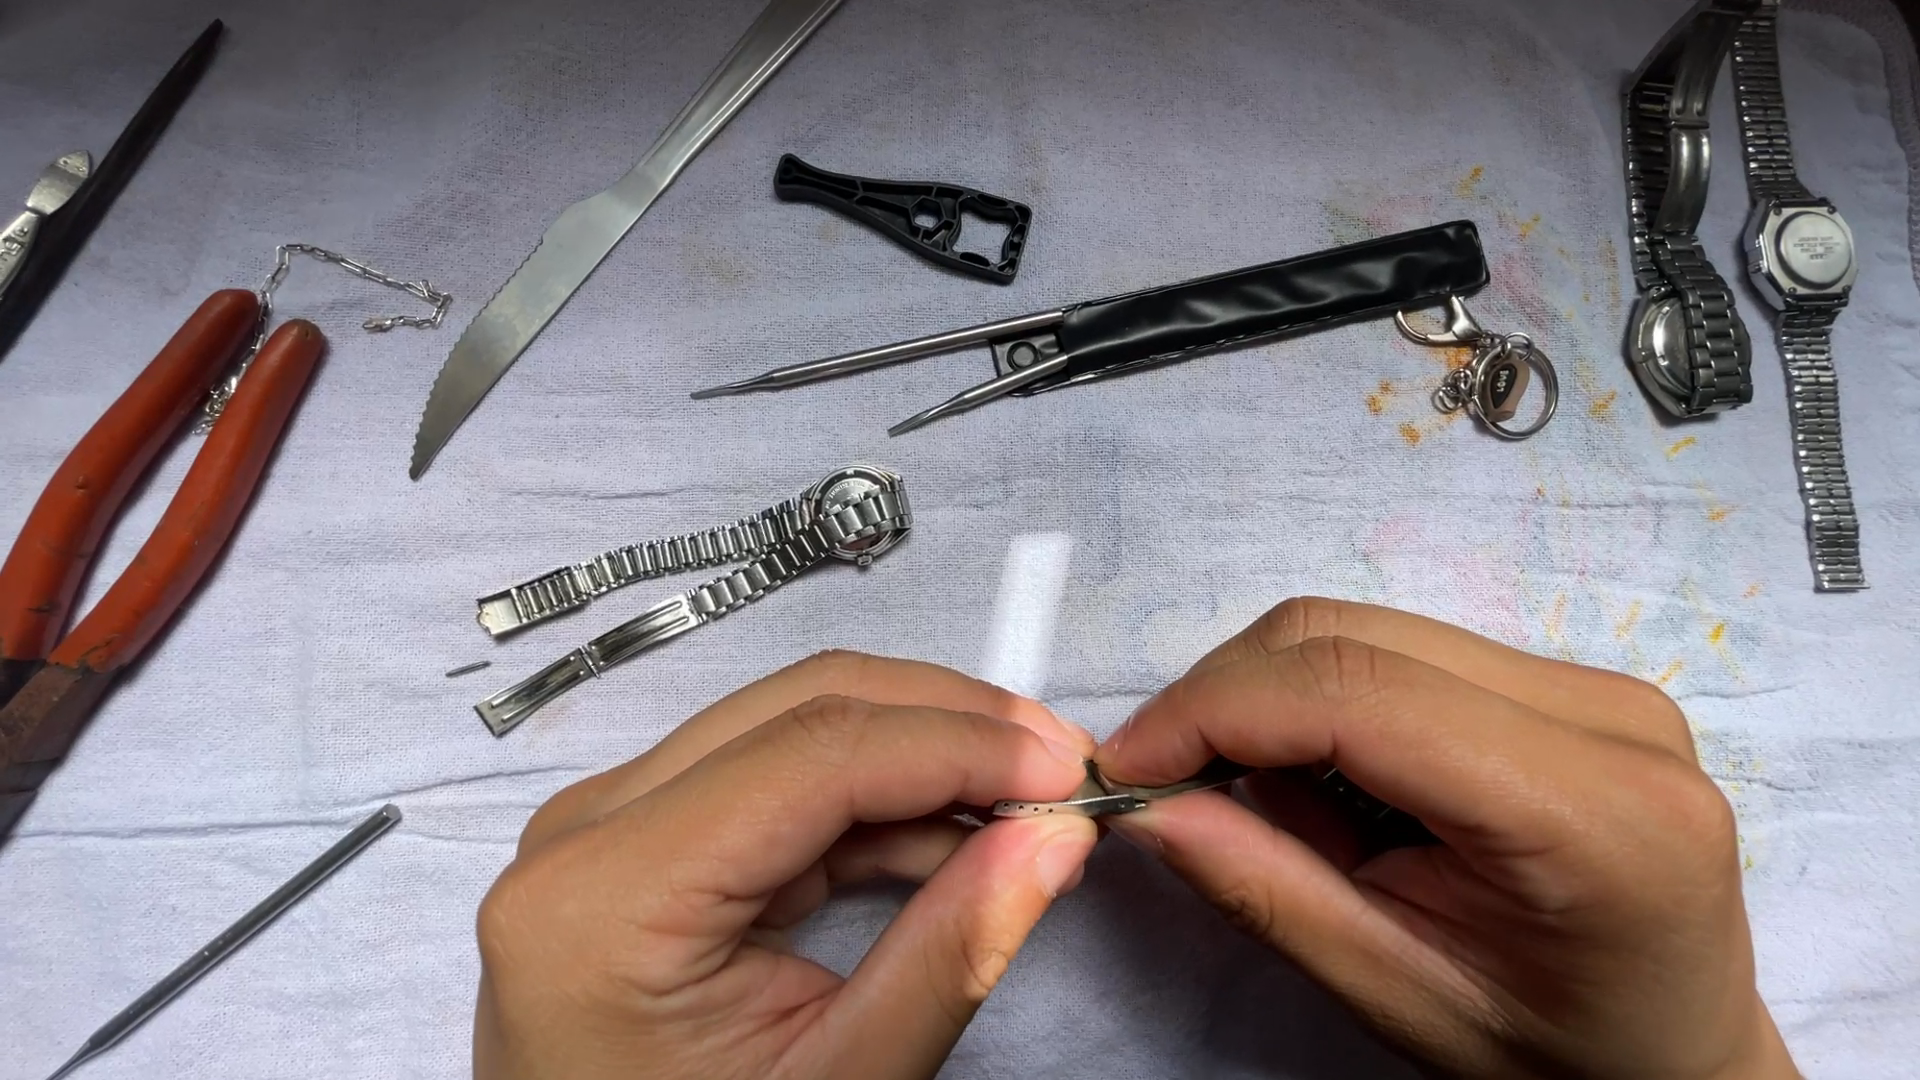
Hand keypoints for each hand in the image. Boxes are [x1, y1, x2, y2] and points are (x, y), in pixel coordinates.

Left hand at [474, 652, 1098, 1079]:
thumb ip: (952, 952)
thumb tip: (1058, 836)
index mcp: (611, 892)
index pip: (818, 753)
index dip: (960, 744)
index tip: (1067, 766)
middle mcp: (599, 817)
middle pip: (812, 704)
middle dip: (954, 720)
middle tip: (1060, 762)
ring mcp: (623, 809)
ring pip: (806, 715)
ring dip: (929, 745)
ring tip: (1026, 799)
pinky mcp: (660, 820)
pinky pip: (794, 767)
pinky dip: (890, 787)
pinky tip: (960, 826)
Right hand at [1096, 598, 1799, 1079]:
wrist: (1671, 1047)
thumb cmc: (1546, 1051)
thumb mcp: (1388, 994)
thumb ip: (1258, 887)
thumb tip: (1141, 803)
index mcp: (1589, 813)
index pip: (1353, 697)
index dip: (1213, 710)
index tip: (1126, 761)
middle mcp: (1599, 713)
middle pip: (1338, 637)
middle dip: (1218, 695)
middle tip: (1158, 769)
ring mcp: (1577, 677)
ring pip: (1344, 626)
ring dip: (1253, 690)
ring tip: (1235, 776)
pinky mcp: (1541, 670)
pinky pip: (1372, 641)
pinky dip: (1297, 690)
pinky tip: (1300, 760)